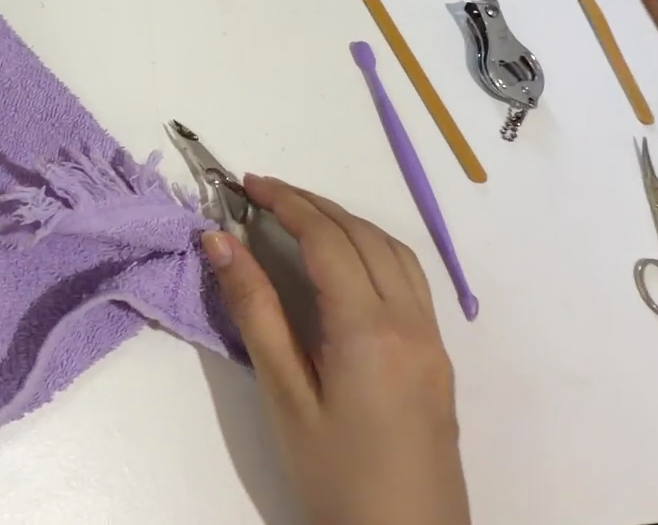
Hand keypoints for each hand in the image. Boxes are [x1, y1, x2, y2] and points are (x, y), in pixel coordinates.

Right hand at [204, 175, 468, 524]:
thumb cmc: (335, 474)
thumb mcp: (283, 393)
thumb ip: (254, 309)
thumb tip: (219, 240)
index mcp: (369, 329)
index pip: (327, 239)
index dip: (286, 202)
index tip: (246, 184)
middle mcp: (410, 323)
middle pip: (363, 236)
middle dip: (312, 203)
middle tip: (262, 192)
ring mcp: (432, 341)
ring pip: (394, 252)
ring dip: (346, 221)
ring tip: (298, 214)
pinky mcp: (438, 359)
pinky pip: (409, 278)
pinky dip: (372, 247)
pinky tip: (344, 259)